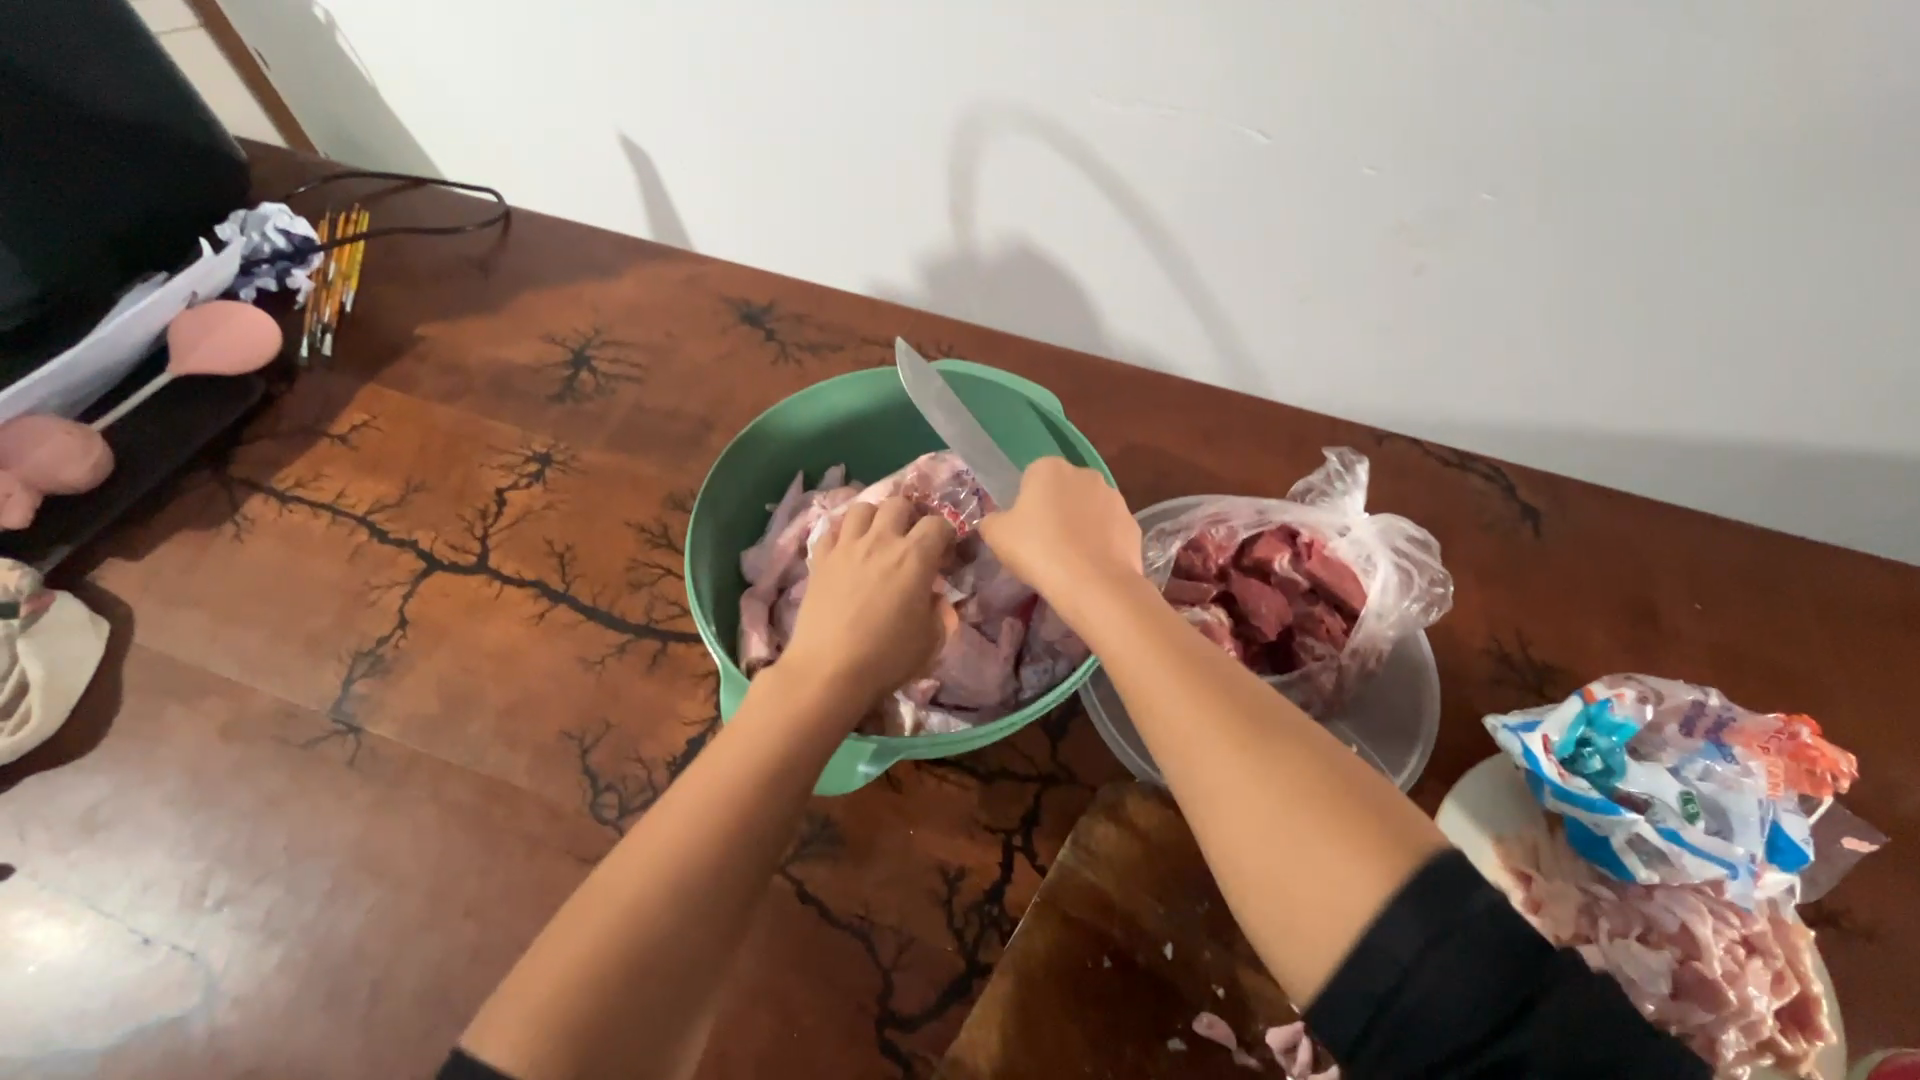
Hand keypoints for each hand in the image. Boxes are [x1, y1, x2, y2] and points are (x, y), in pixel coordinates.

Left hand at [779, 497, 954, 711]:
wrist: (828, 671)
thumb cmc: (887, 657)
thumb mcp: (931, 640)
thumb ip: (940, 611)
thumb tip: (935, 596)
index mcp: (915, 557)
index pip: (939, 524)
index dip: (946, 535)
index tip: (945, 555)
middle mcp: (881, 541)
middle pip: (898, 504)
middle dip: (910, 517)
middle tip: (910, 541)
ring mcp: (846, 547)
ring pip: (861, 507)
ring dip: (874, 517)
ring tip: (876, 538)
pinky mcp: (819, 559)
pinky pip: (831, 529)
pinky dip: (842, 533)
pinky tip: (847, 550)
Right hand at [979, 457, 1142, 613]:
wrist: (1092, 583)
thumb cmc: (1037, 550)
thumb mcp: (996, 535)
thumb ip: (991, 520)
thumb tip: (996, 521)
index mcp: (1049, 468)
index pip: (1031, 478)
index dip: (1025, 504)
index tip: (1023, 530)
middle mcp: (1085, 473)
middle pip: (1063, 490)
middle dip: (1055, 510)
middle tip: (1043, 544)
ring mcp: (1114, 497)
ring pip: (1089, 509)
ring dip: (1080, 525)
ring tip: (1069, 559)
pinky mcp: (1132, 523)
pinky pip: (1109, 530)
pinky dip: (1101, 543)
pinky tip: (1091, 566)